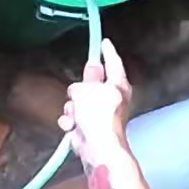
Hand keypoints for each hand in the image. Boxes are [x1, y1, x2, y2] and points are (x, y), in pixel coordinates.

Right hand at [60, 38, 132, 167]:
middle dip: (80, 89)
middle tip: (79, 93)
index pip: (113, 62)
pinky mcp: (88, 127)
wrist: (97, 147)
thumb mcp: (89, 89)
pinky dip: (70, 123)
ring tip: (76, 116)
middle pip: (91, 84)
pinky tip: (73, 127)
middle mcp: (111, 98)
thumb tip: (93, 66)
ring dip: (72, 108)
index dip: (107, 51)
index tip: (104, 41)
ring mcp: (99, 114)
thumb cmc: (98, 115)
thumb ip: (88, 77)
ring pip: (77, 102)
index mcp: (118, 85)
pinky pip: (73, 118)